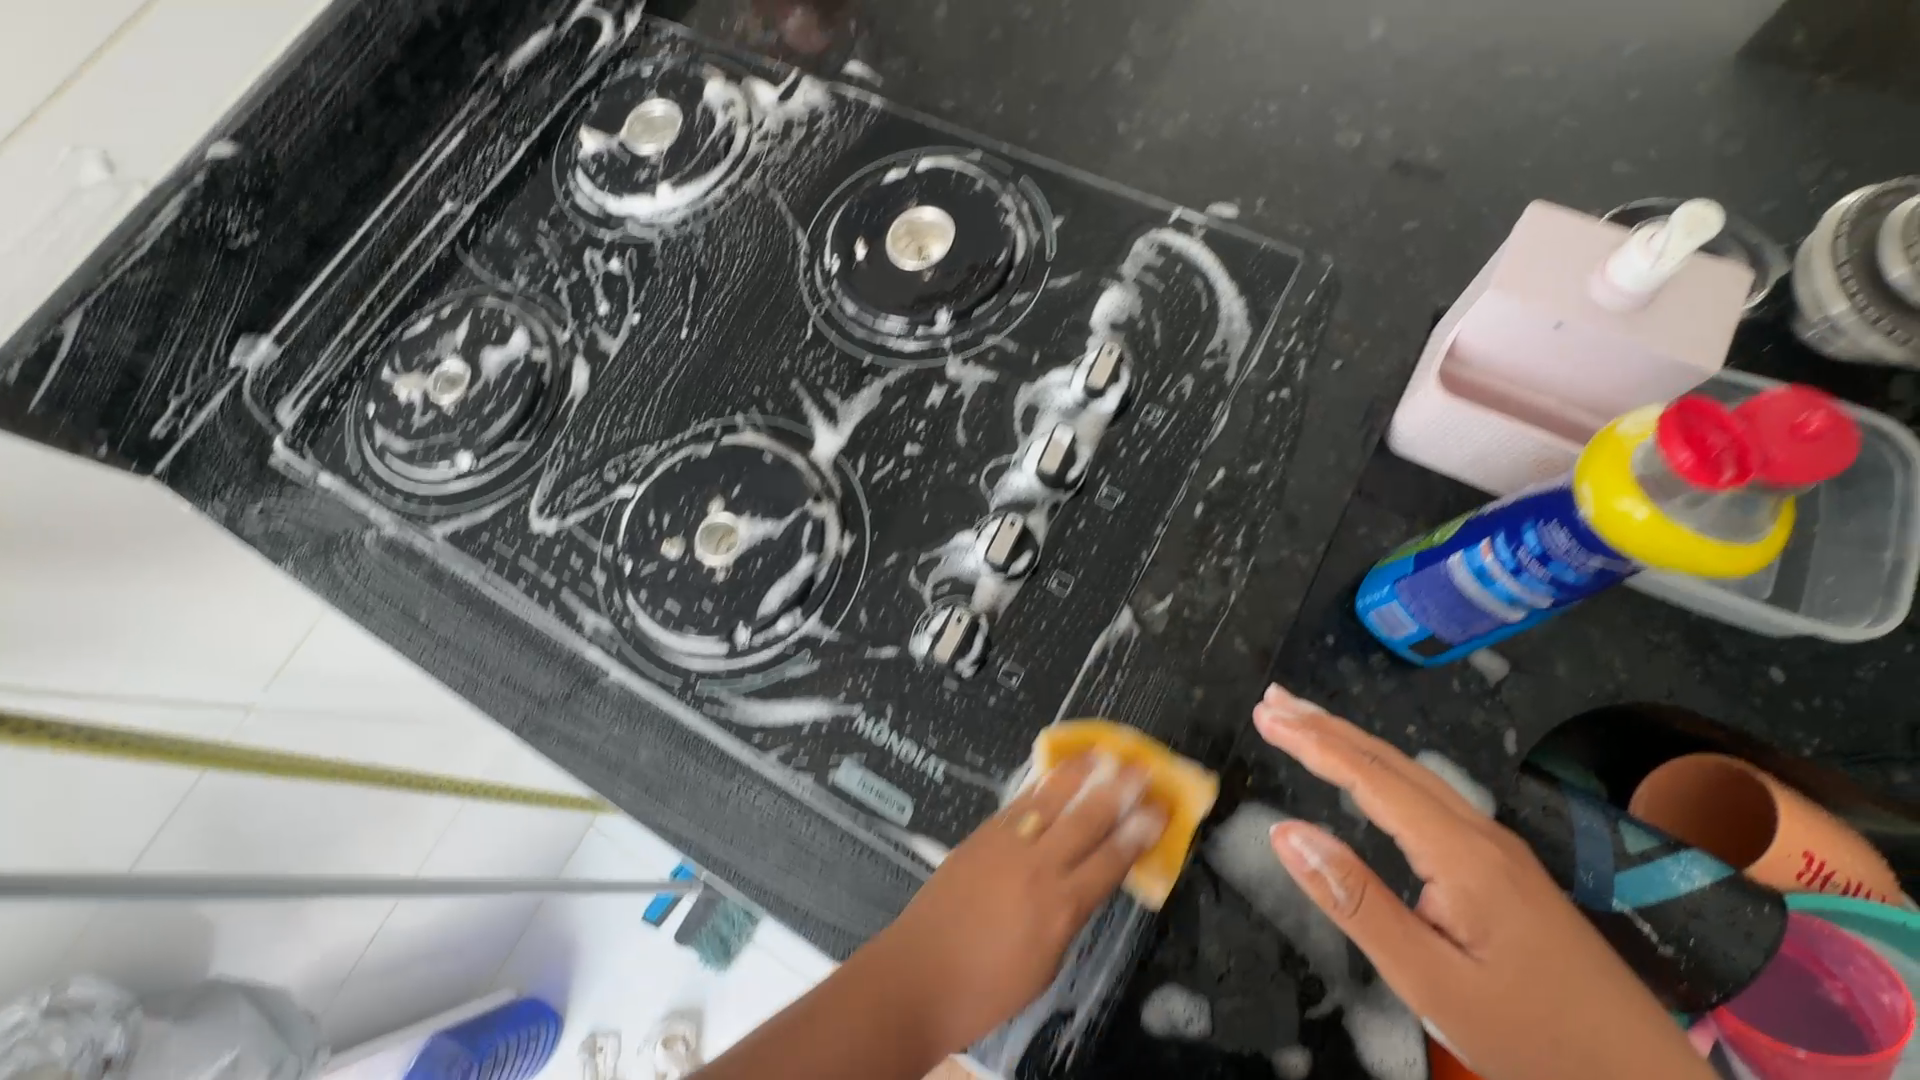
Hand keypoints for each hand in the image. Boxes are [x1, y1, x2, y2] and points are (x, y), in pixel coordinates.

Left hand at [861, 753, 1166, 1052]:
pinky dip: (1041, 787)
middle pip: (1087, 819)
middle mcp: (1038, 866)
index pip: (1112, 860)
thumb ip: (1070, 916)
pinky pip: (1019, 804)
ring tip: (1104, 753)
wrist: (919, 974)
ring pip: (1052, 799)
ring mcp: (1006, 845)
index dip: (1140, 834)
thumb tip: (1085, 884)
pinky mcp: (981, 836)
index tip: (1160, 811)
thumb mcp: (1047, 963)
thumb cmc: (988, 988)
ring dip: (1081, 774)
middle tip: (1144, 769)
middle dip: (1120, 792)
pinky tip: (1055, 775)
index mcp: (1062, 906)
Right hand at [1252, 685, 1712, 1079]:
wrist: (1639, 1076)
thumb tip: (1286, 832)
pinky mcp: (1504, 867)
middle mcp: (1480, 834)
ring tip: (1305, 722)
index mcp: (1461, 854)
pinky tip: (1369, 775)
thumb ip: (1354, 900)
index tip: (1265, 715)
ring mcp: (1498, 848)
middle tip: (1273, 699)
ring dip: (1353, 743)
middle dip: (1327, 726)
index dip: (1313, 742)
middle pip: (1392, 762)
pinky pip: (1430, 797)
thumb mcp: (1427, 978)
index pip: (1371, 778)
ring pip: (1413, 775)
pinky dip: (1382, 770)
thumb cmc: (1529, 1033)